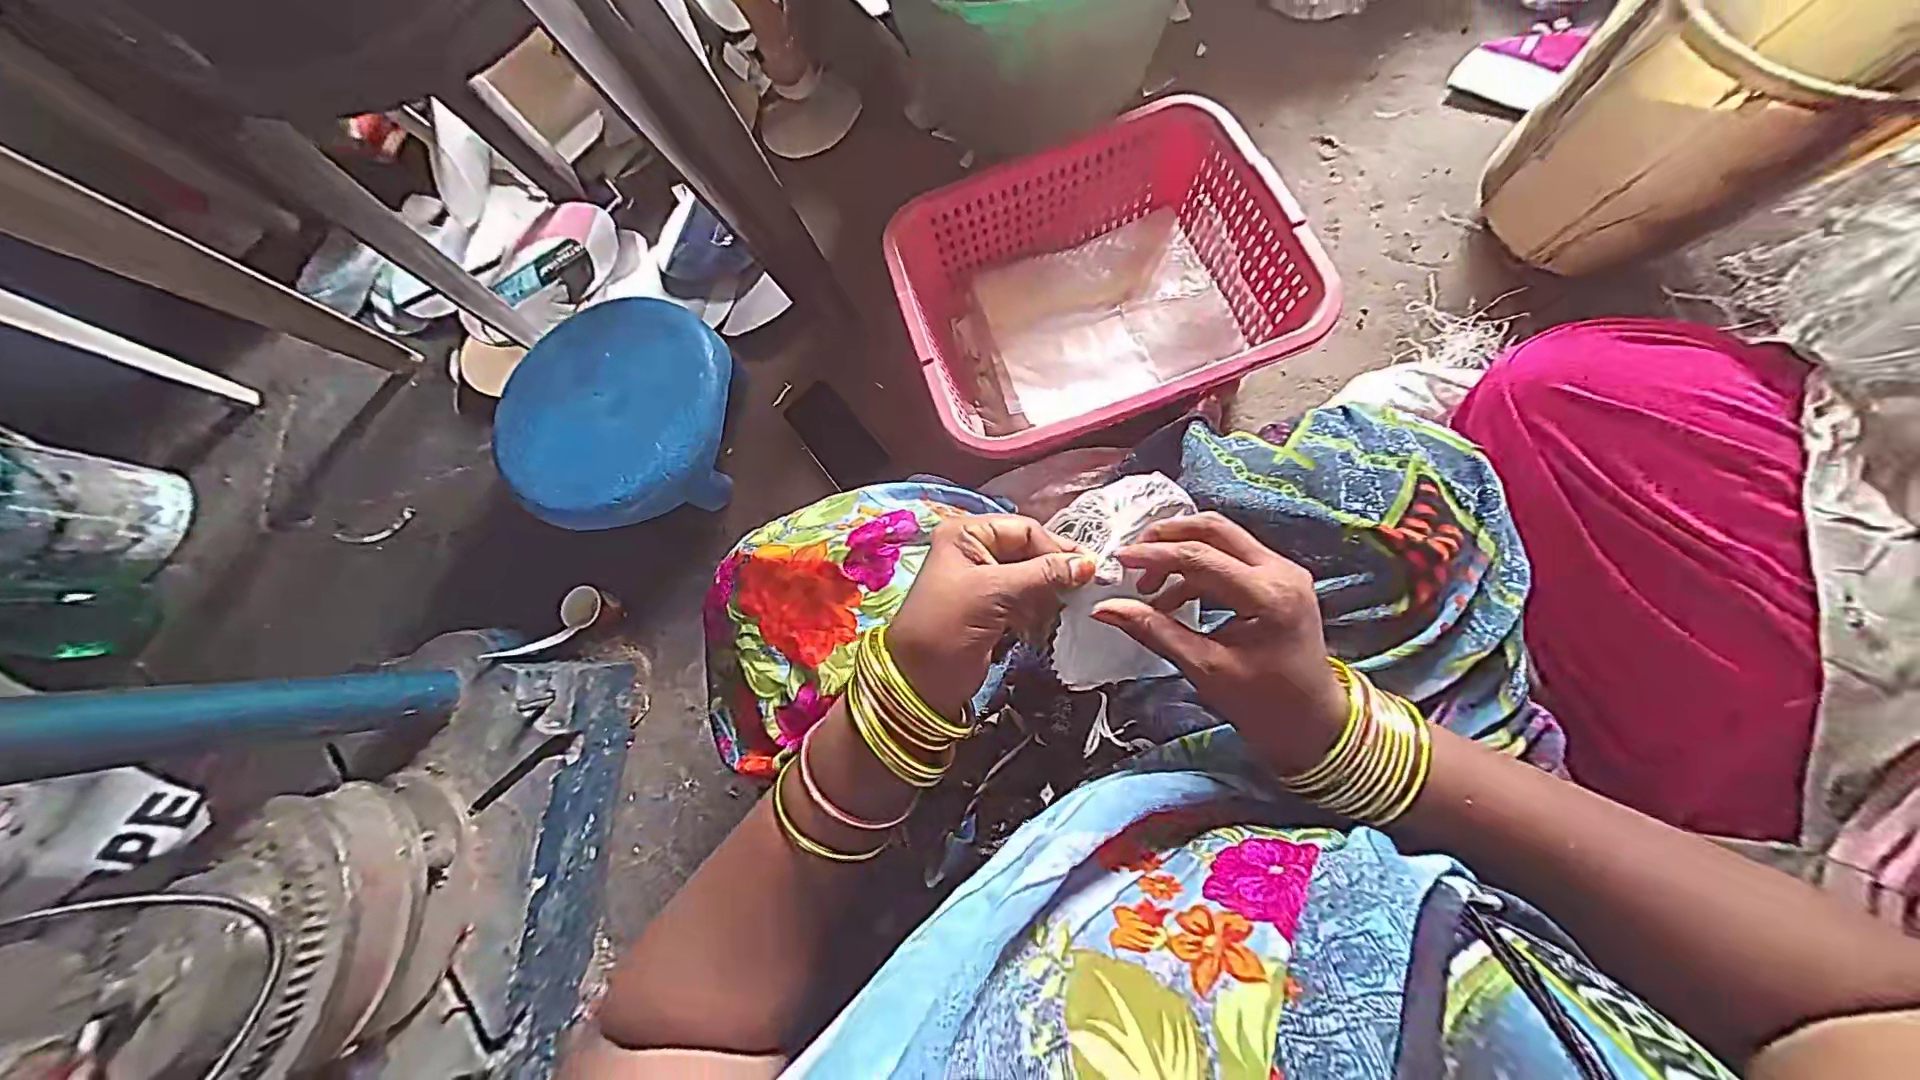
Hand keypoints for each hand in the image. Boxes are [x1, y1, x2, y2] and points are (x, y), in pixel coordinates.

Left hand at [887, 514, 1096, 716]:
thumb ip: (1042, 574)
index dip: (1056, 548)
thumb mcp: (994, 593)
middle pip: (1030, 551)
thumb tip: (1088, 563)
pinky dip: (1042, 608)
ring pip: (1032, 576)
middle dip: (1056, 570)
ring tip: (1072, 605)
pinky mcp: (992, 608)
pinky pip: (1027, 599)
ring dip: (1052, 591)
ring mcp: (984, 581)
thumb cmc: (948, 627)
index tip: (1087, 568)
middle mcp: (975, 551)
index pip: (1024, 530)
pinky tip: (1054, 618)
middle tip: (1086, 587)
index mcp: (966, 534)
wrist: (920, 683)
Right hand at [1089, 512, 1345, 774]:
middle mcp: (1281, 572)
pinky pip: (1229, 557)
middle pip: (1213, 529)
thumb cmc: (1263, 702)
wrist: (1313, 722)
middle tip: (1133, 558)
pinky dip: (1195, 569)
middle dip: (1167, 538)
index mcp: (1268, 596)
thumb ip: (1154, 631)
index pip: (1200, 557)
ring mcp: (1283, 571)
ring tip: (1149, 587)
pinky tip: (1172, 598)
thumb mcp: (1203, 667)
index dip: (1154, 556)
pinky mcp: (1277, 578)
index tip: (1119, 561)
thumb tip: (1105, 609)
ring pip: (1221, 538)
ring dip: (1179, 553)